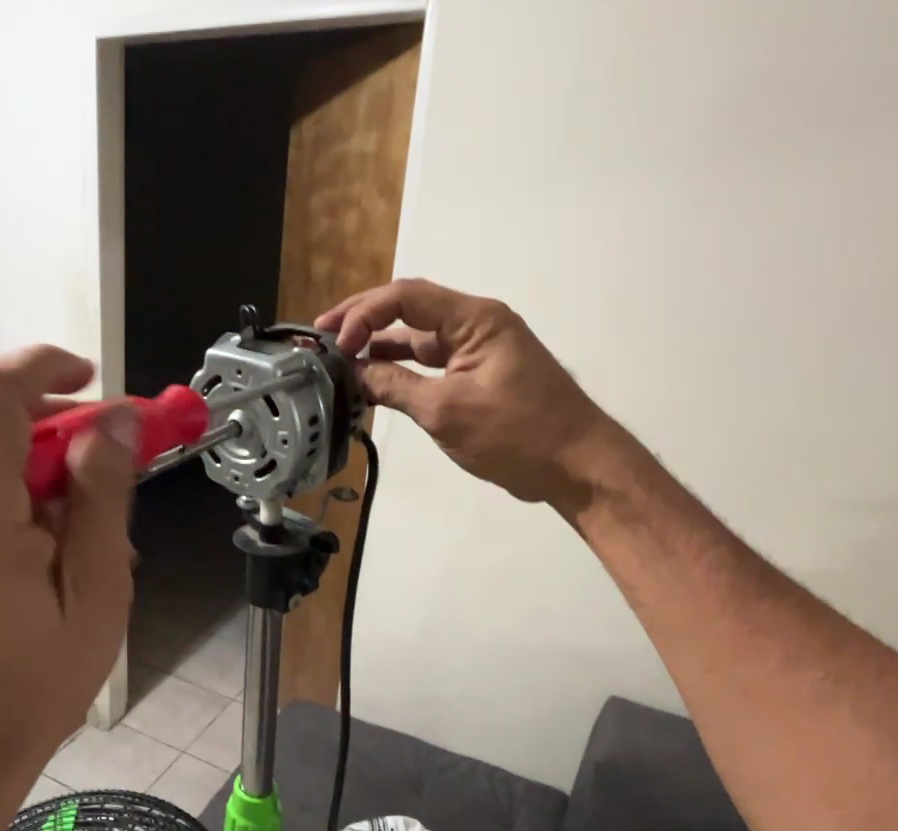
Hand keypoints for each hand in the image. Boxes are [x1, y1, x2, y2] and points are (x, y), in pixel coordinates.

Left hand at [0, 347, 138, 768]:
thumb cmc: (38, 682)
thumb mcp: (96, 593)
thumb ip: (102, 497)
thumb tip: (117, 423)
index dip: (44, 366)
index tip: (95, 379)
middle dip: (58, 419)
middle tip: (116, 454)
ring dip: (42, 456)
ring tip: (92, 512)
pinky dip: (17, 485)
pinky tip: (55, 535)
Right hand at [318, 279, 612, 504]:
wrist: (576, 465)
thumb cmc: (518, 435)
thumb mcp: (446, 412)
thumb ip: (396, 386)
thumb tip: (355, 372)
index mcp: (475, 320)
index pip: (407, 297)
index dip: (364, 314)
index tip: (336, 343)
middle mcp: (476, 325)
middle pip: (409, 309)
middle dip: (364, 319)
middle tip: (321, 334)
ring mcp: (477, 350)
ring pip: (417, 337)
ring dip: (378, 345)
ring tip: (338, 358)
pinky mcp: (477, 375)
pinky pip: (430, 362)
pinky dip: (399, 368)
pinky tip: (371, 380)